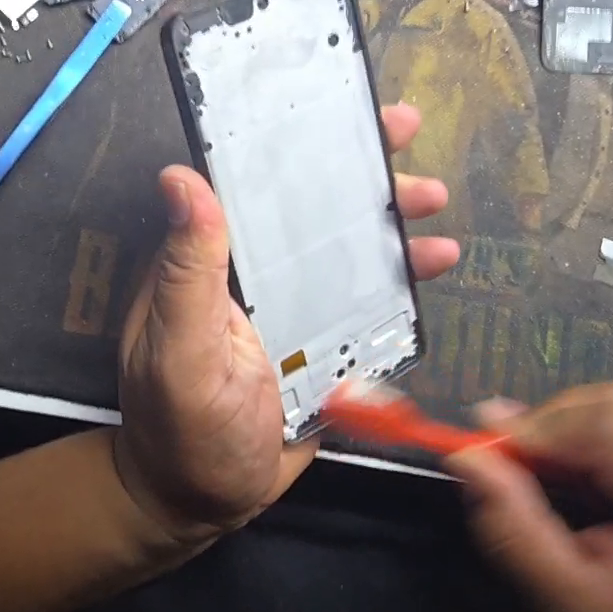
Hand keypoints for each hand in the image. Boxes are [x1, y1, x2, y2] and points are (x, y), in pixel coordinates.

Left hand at [115, 103, 460, 544]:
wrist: (203, 500)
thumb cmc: (181, 429)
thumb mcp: (180, 348)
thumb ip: (186, 270)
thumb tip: (179, 176)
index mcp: (209, 260)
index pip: (250, 182)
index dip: (291, 143)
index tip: (336, 111)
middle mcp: (250, 271)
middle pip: (306, 206)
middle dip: (354, 170)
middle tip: (405, 136)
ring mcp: (289, 305)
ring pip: (342, 247)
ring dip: (386, 220)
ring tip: (432, 204)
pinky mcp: (320, 341)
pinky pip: (364, 298)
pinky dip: (399, 279)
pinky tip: (431, 266)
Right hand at [451, 382, 612, 611]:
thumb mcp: (566, 610)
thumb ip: (513, 530)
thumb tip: (466, 456)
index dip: (541, 428)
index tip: (487, 455)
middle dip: (552, 426)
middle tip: (509, 467)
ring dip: (569, 430)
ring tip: (544, 475)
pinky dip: (593, 437)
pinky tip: (580, 476)